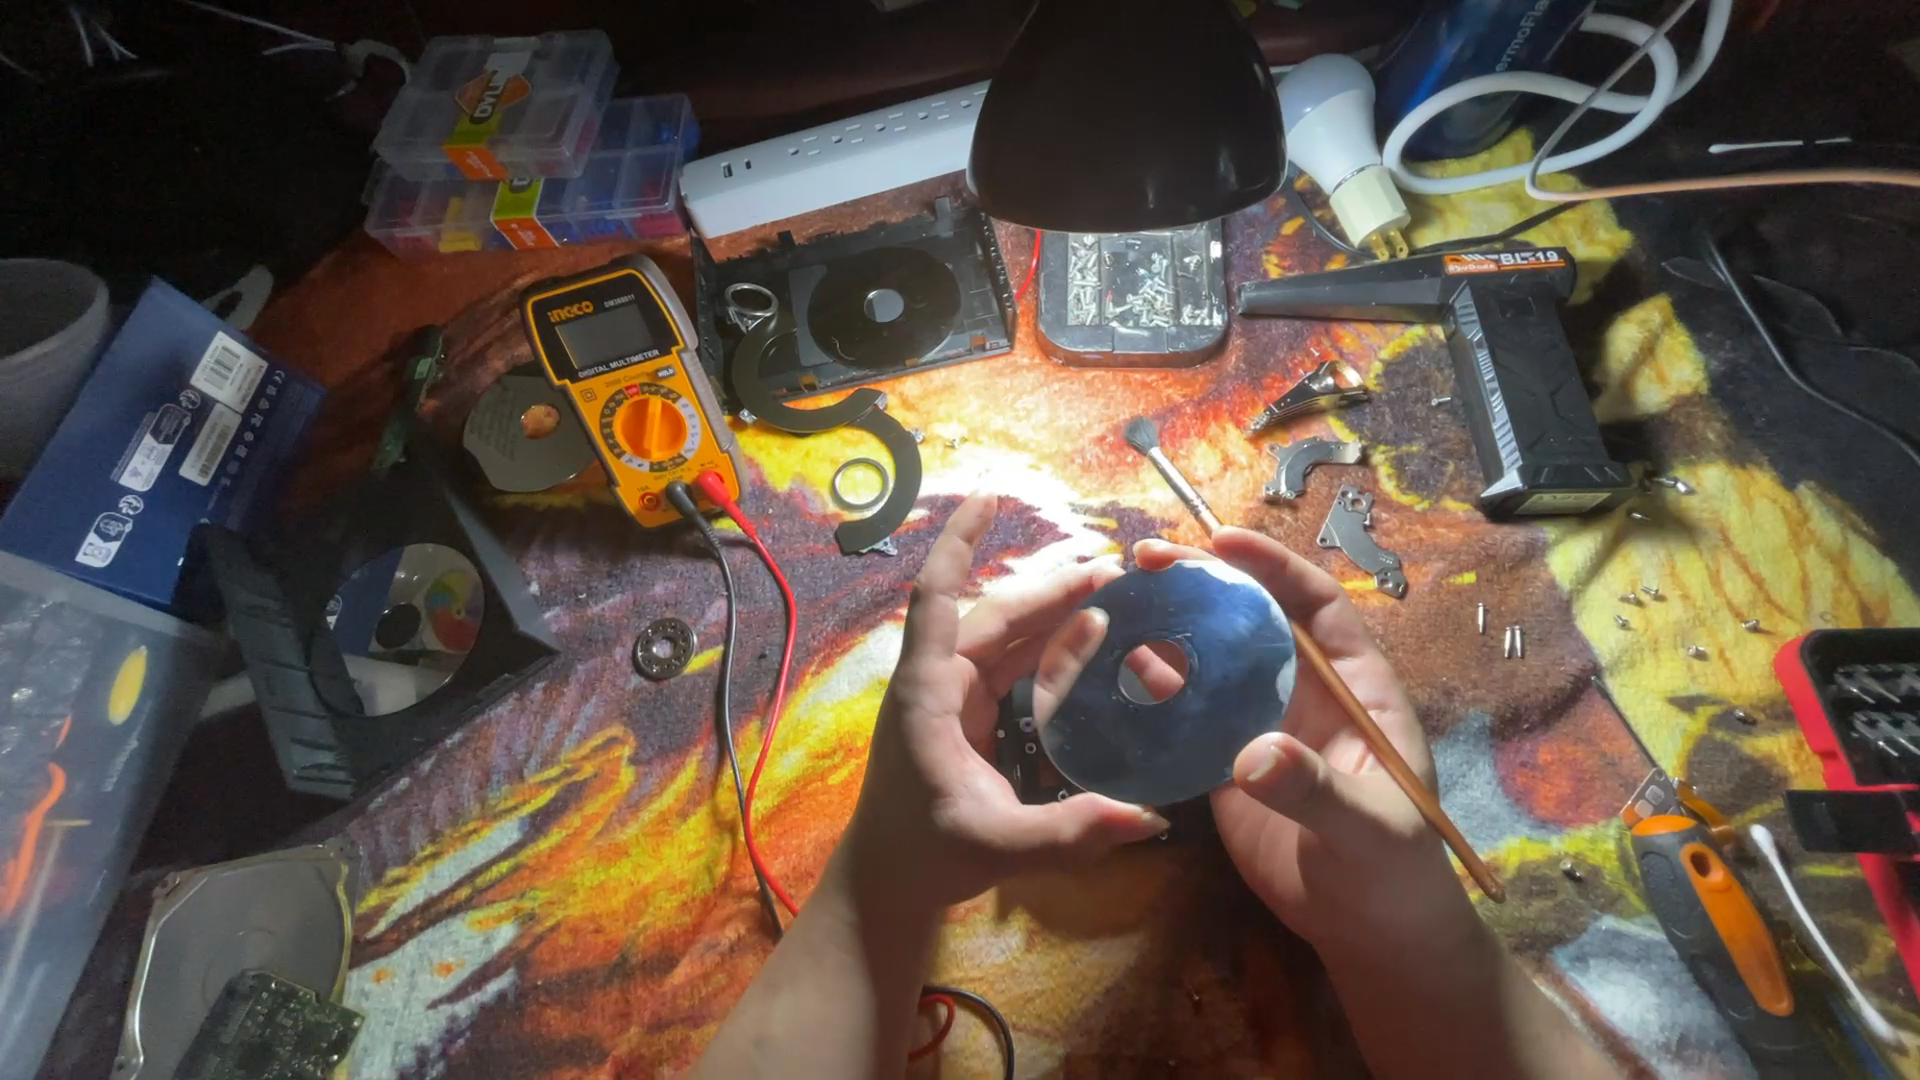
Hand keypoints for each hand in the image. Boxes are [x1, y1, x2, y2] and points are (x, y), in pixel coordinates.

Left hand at [836, 494, 1169, 912]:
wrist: (890, 881)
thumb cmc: (923, 852)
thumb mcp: (997, 844)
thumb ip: (1070, 833)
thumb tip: (1151, 818)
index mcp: (929, 690)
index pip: (937, 596)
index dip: (960, 543)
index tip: (988, 497)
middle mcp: (941, 678)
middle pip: (996, 615)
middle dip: (1049, 589)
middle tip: (1112, 573)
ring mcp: (957, 693)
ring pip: (1008, 637)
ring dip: (1054, 614)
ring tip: (1111, 594)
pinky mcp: (972, 712)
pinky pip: (1014, 666)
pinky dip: (1049, 649)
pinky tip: (1087, 639)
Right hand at [1036, 528, 1477, 959]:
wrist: (1361, 930)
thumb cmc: (1390, 875)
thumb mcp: (1370, 833)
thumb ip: (1318, 790)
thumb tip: (1253, 755)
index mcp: (1353, 686)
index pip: (1317, 605)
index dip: (1274, 566)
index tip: (1221, 540)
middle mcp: (1302, 690)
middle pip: (1251, 617)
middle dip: (1204, 581)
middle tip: (1146, 559)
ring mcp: (1259, 720)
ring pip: (1211, 657)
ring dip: (1171, 627)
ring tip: (1121, 604)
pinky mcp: (1224, 755)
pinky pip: (1187, 708)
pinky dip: (1155, 686)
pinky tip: (1119, 672)